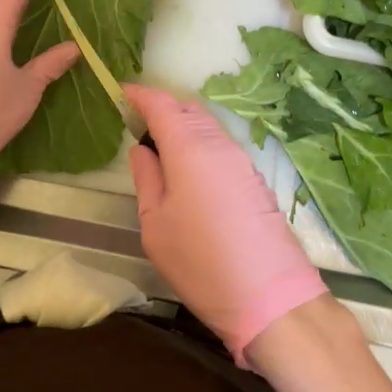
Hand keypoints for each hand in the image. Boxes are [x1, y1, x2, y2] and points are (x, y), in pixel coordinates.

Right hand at [124, 84, 328, 364]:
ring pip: (208, 126)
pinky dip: (200, 143)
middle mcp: (219, 145)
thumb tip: (142, 150)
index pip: (162, 104)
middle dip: (163, 107)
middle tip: (138, 122)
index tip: (122, 93)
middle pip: (189, 109)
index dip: (141, 94)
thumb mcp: (156, 225)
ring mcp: (242, 162)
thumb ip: (147, 179)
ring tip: (160, 146)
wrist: (269, 298)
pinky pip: (221, 146)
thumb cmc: (200, 262)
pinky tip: (188, 168)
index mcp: (189, 149)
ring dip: (183, 125)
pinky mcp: (255, 181)